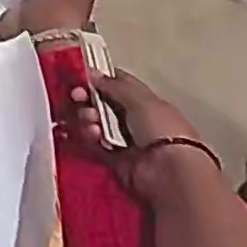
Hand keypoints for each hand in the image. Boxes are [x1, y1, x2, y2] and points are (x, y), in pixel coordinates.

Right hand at [69, 70, 210, 204]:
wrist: (169, 172)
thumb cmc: (160, 128)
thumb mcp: (140, 99)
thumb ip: (114, 85)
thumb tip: (93, 73)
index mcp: (146, 102)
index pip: (120, 85)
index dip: (101, 78)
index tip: (83, 75)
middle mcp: (134, 120)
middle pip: (102, 103)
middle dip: (87, 97)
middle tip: (78, 96)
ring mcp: (123, 140)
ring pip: (94, 121)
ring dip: (87, 116)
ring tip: (91, 118)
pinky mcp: (113, 159)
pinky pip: (94, 143)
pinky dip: (90, 136)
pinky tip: (94, 133)